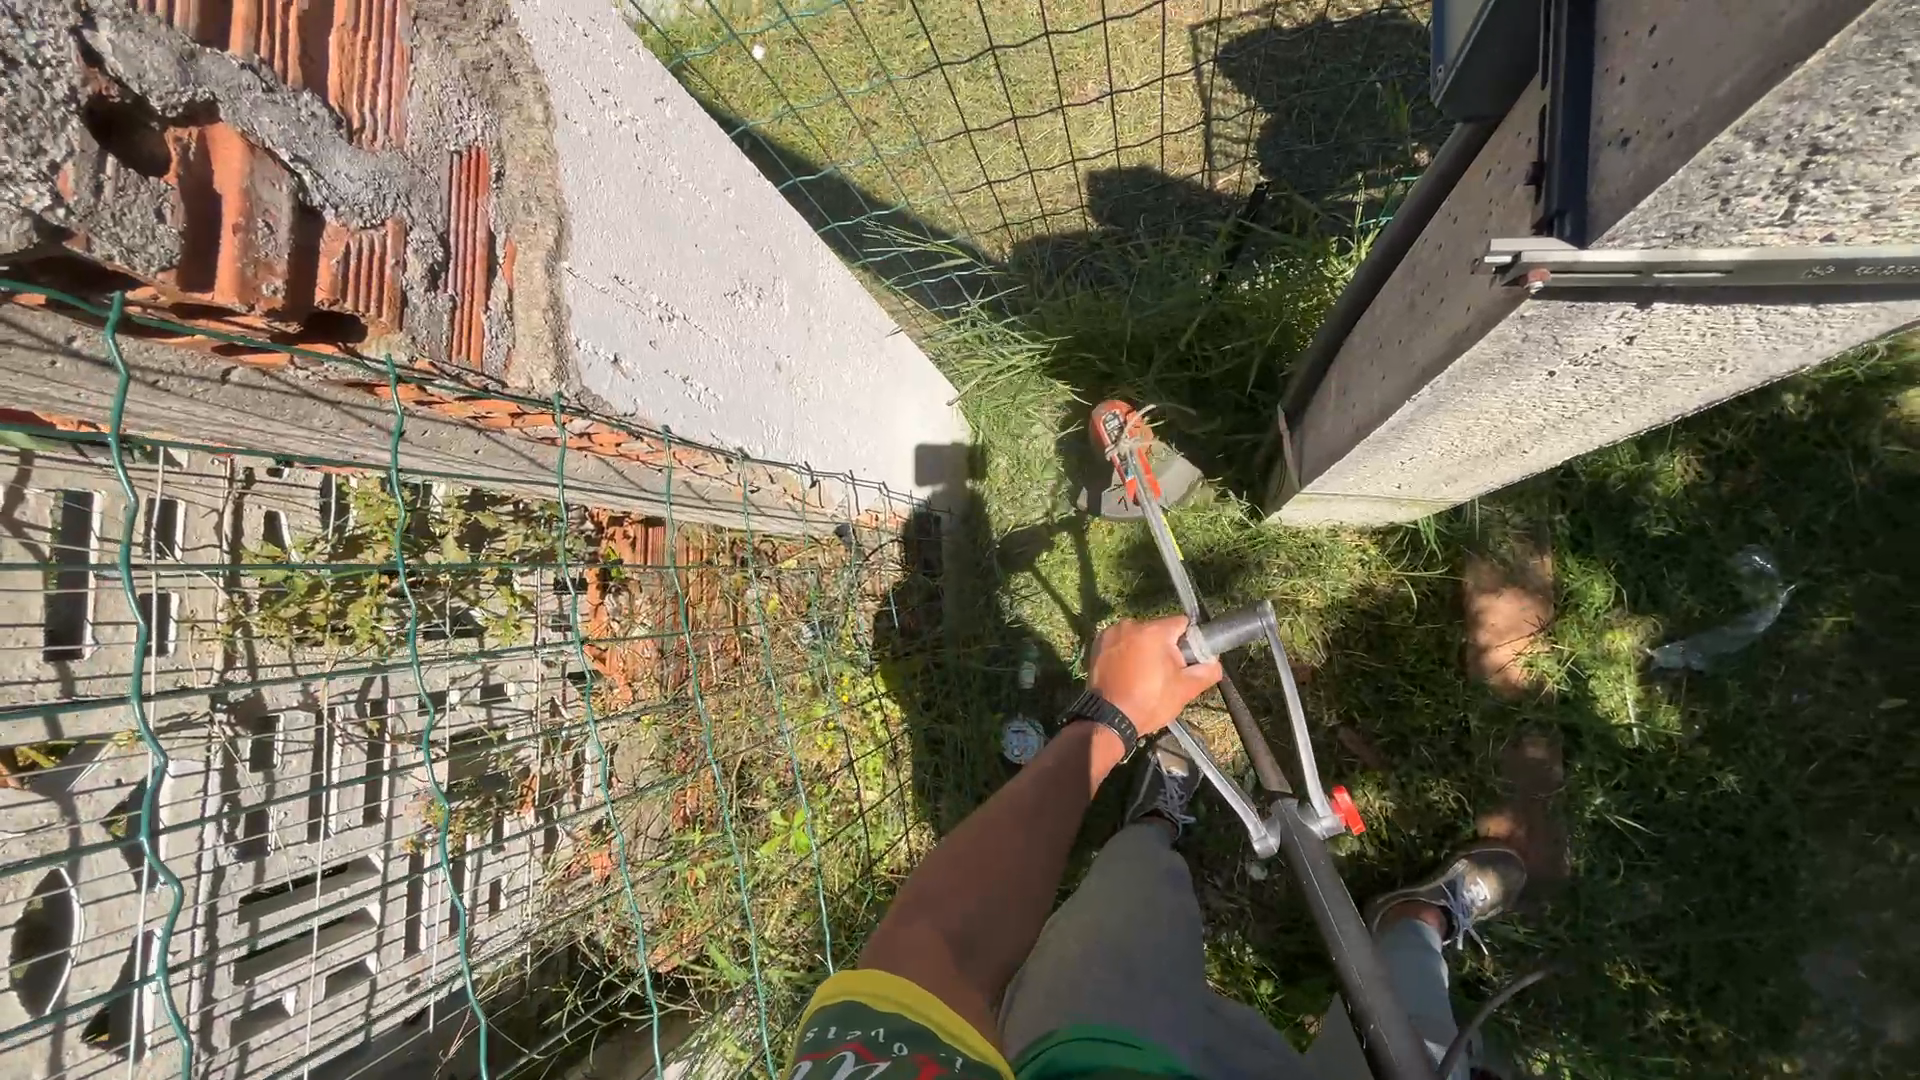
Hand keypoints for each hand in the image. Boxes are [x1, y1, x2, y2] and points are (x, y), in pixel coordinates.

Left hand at [1086, 615, 1221, 736]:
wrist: (1109, 718)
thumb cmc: (1149, 702)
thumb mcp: (1185, 689)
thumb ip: (1207, 671)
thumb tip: (1214, 662)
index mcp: (1153, 631)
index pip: (1181, 623)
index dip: (1188, 641)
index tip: (1187, 660)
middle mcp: (1130, 625)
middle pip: (1158, 630)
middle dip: (1165, 647)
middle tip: (1165, 673)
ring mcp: (1110, 633)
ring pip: (1138, 636)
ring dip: (1144, 649)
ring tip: (1143, 676)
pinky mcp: (1097, 644)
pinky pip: (1121, 643)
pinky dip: (1126, 652)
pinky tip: (1127, 673)